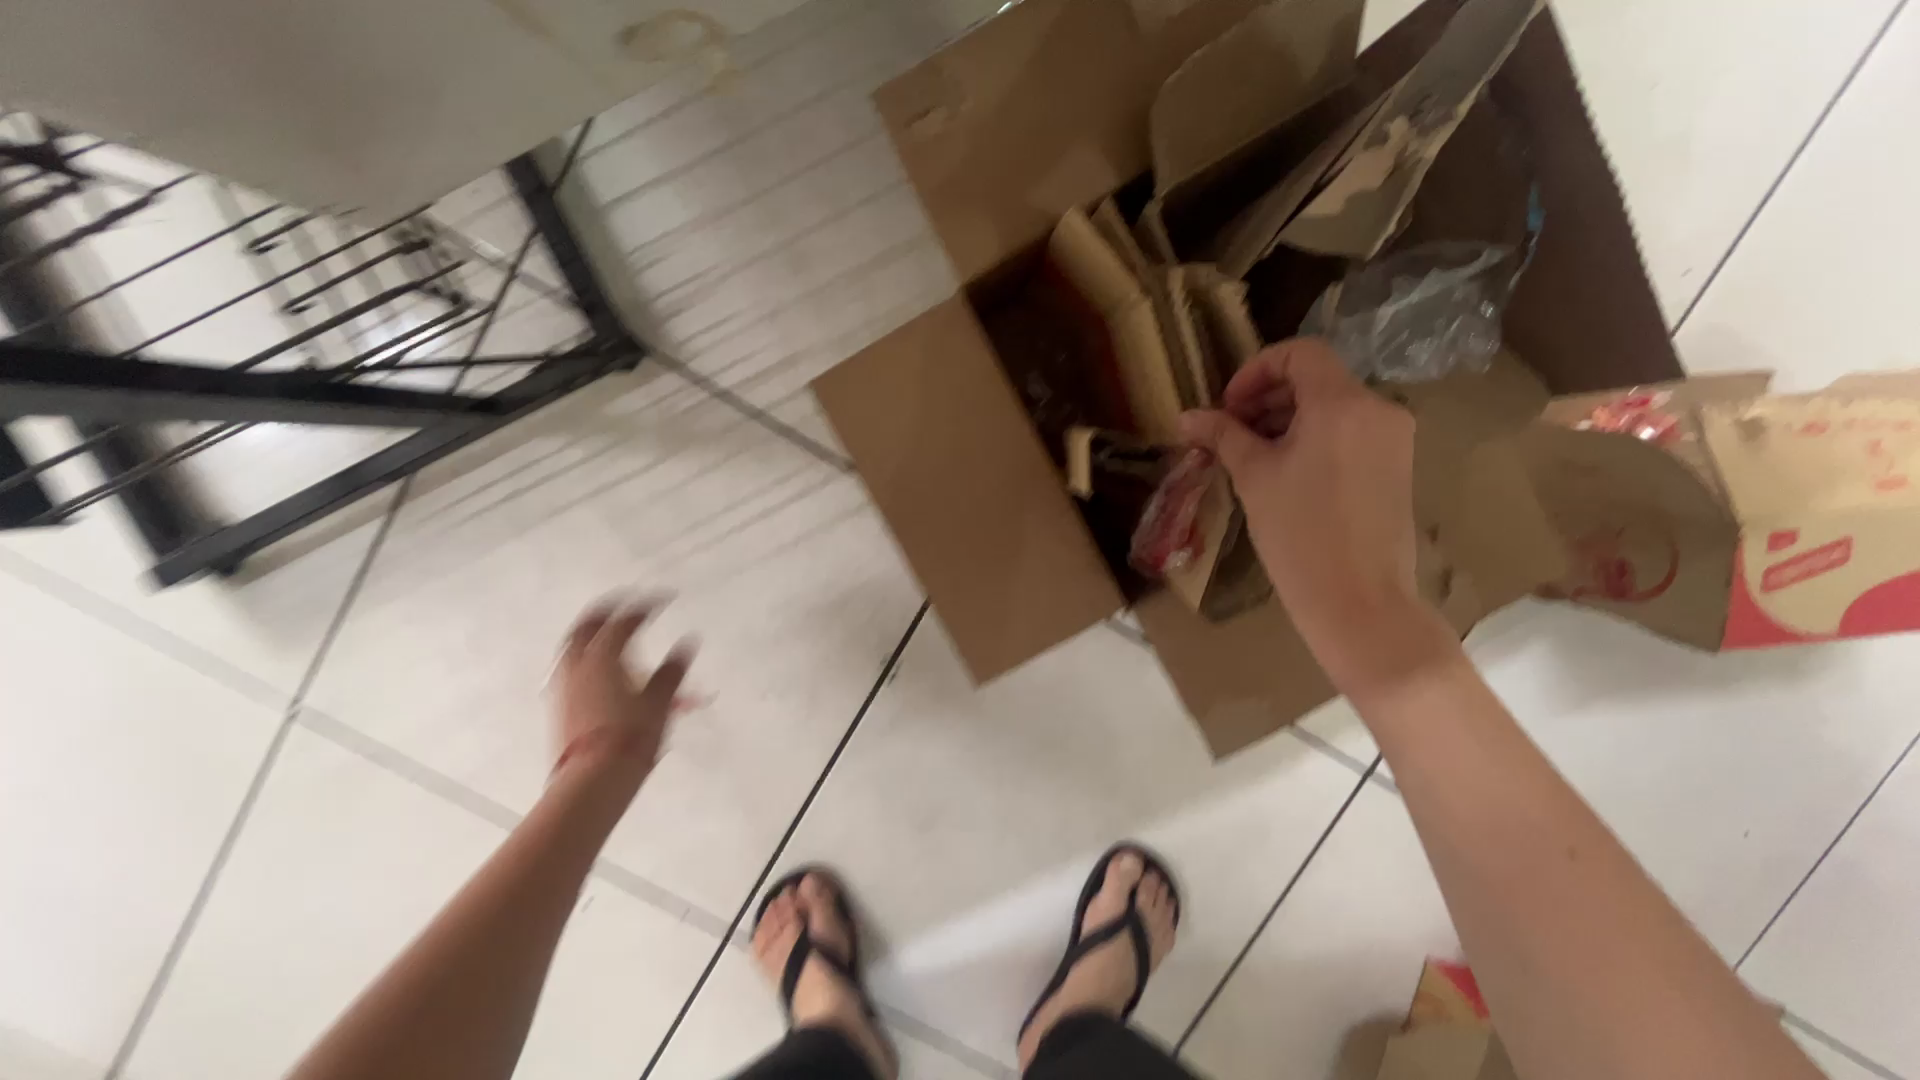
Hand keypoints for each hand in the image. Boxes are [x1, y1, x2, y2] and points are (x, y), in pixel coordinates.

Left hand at [549, 598, 695, 786]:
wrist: (592, 781)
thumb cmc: (630, 738)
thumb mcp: (659, 703)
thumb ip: (671, 672)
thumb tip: (687, 645)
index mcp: (603, 657)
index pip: (624, 621)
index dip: (646, 606)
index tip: (665, 600)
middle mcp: (577, 664)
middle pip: (586, 625)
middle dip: (608, 611)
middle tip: (627, 606)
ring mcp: (564, 685)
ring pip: (573, 646)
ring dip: (593, 635)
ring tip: (611, 636)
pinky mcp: (559, 705)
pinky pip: (570, 667)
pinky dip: (586, 657)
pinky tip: (600, 668)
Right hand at [1180, 338, 1445, 693]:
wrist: (1359, 600)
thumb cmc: (1299, 534)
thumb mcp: (1254, 478)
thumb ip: (1222, 436)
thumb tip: (1186, 417)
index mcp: (1343, 402)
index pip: (1299, 353)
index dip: (1255, 371)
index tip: (1227, 408)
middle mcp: (1378, 408)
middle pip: (1317, 379)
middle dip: (1267, 398)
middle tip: (1230, 434)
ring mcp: (1393, 438)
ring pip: (1333, 407)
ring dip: (1288, 419)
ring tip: (1252, 457)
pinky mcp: (1397, 466)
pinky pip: (1350, 433)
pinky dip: (1315, 439)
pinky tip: (1286, 475)